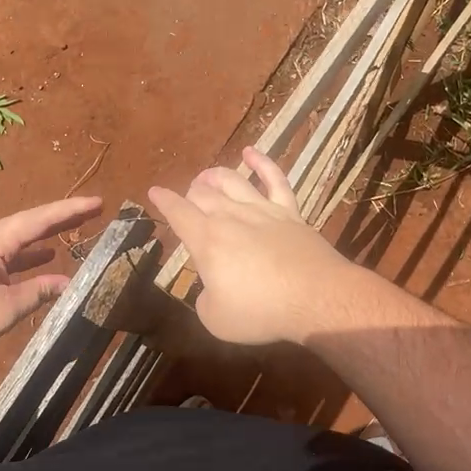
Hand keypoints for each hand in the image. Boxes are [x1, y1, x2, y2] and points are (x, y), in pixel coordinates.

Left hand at [0, 196, 103, 358]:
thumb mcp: (6, 308)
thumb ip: (39, 292)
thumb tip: (68, 283)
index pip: (39, 220)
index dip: (70, 211)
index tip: (98, 203)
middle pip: (30, 223)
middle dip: (62, 217)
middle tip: (94, 210)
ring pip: (19, 238)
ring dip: (47, 234)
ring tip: (76, 229)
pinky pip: (9, 253)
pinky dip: (30, 253)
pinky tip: (45, 257)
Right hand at [147, 147, 357, 345]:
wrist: (315, 297)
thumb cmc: (261, 311)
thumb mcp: (216, 319)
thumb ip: (205, 299)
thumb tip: (212, 288)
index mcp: (206, 240)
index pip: (178, 213)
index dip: (163, 202)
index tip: (154, 192)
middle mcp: (230, 217)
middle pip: (203, 194)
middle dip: (190, 193)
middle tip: (187, 198)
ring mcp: (263, 210)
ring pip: (233, 182)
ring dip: (215, 176)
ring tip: (207, 175)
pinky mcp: (290, 212)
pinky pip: (274, 179)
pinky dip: (261, 162)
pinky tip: (251, 152)